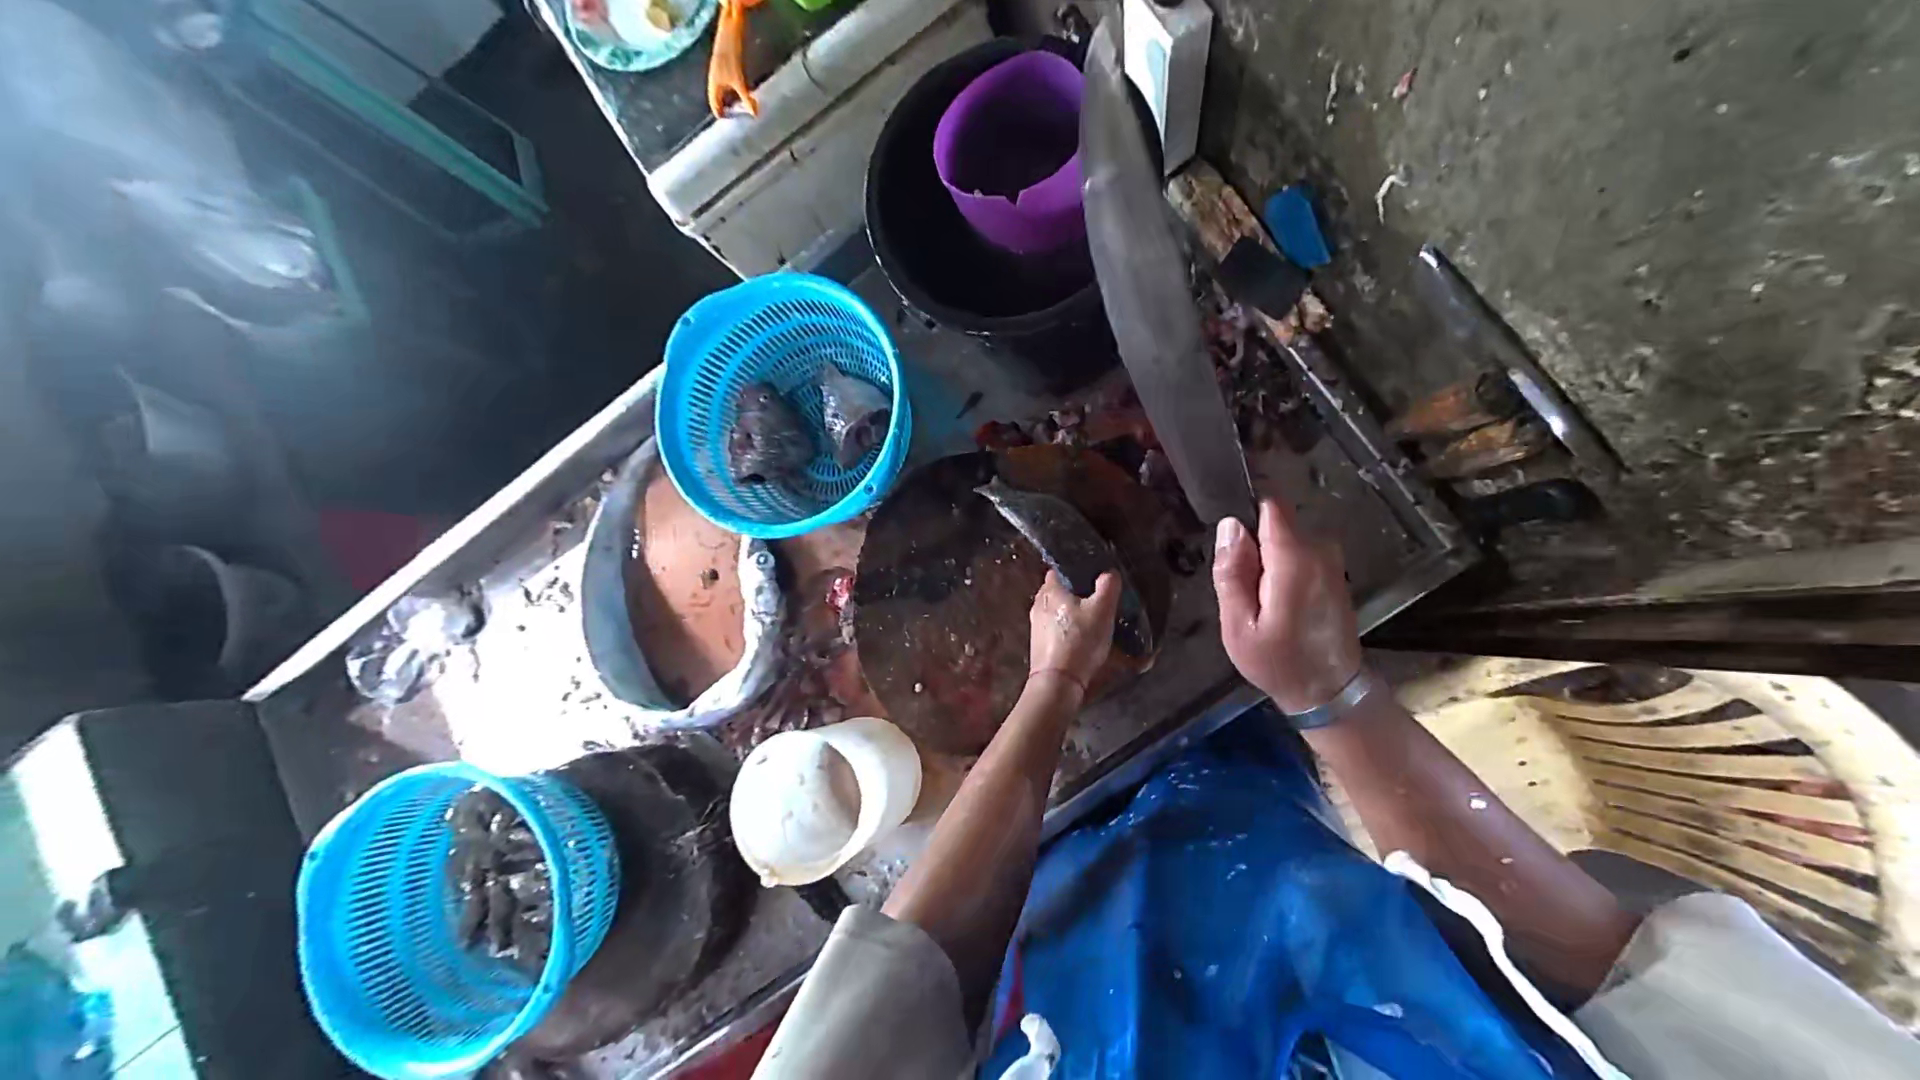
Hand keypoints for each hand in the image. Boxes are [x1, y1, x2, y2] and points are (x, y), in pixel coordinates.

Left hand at [1027, 571, 1119, 694]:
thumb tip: (1108, 572)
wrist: (1058, 681)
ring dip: (1070, 612)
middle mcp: (1038, 604)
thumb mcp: (1102, 611)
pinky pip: (1054, 628)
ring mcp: (1036, 625)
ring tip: (1090, 619)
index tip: (1091, 578)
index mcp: (1050, 590)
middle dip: (1074, 593)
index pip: (1059, 570)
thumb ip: (1107, 587)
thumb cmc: (1079, 640)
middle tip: (1095, 599)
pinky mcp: (1038, 643)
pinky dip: (1065, 628)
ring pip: (1056, 610)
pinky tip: (1078, 637)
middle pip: (1058, 591)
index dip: (1075, 571)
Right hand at [1212, 499, 1361, 712]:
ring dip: (1263, 557)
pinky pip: (1296, 551)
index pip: (1270, 503)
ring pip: (1283, 536)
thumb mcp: (1238, 626)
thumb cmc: (1278, 662)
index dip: (1244, 509)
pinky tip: (1272, 600)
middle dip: (1250, 543)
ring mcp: (1330, 559)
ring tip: (1253, 597)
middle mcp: (1319, 549)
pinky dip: (1279, 567)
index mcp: (1295, 559)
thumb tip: (1229, 525)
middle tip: (1238, 586)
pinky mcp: (1332, 569)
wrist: (1330, 692)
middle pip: (1273, 521)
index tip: (1226, 538)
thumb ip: (1231, 572)